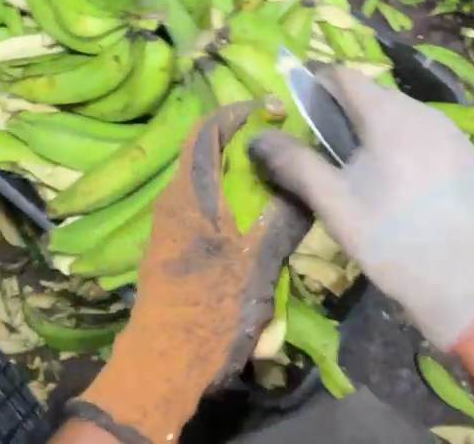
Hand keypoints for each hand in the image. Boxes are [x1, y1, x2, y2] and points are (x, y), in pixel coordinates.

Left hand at [69, 102, 308, 443]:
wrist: (164, 364)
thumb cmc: (211, 306)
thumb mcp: (259, 261)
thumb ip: (285, 216)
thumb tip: (309, 180)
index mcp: (190, 190)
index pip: (208, 127)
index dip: (240, 111)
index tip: (276, 110)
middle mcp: (176, 196)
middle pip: (210, 149)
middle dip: (248, 140)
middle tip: (288, 143)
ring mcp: (173, 221)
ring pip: (209, 176)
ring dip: (242, 169)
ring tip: (283, 174)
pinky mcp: (177, 244)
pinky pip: (207, 201)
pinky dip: (234, 195)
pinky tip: (262, 213)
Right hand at [249, 70, 473, 350]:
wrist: (463, 284)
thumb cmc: (389, 240)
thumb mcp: (333, 203)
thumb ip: (295, 163)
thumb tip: (258, 138)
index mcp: (386, 115)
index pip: (344, 76)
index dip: (319, 85)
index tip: (304, 110)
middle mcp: (421, 111)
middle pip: (374, 93)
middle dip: (348, 110)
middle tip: (331, 148)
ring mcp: (450, 130)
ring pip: (402, 111)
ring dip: (379, 125)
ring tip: (366, 167)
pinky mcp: (467, 152)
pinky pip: (427, 131)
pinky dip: (407, 140)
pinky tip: (404, 180)